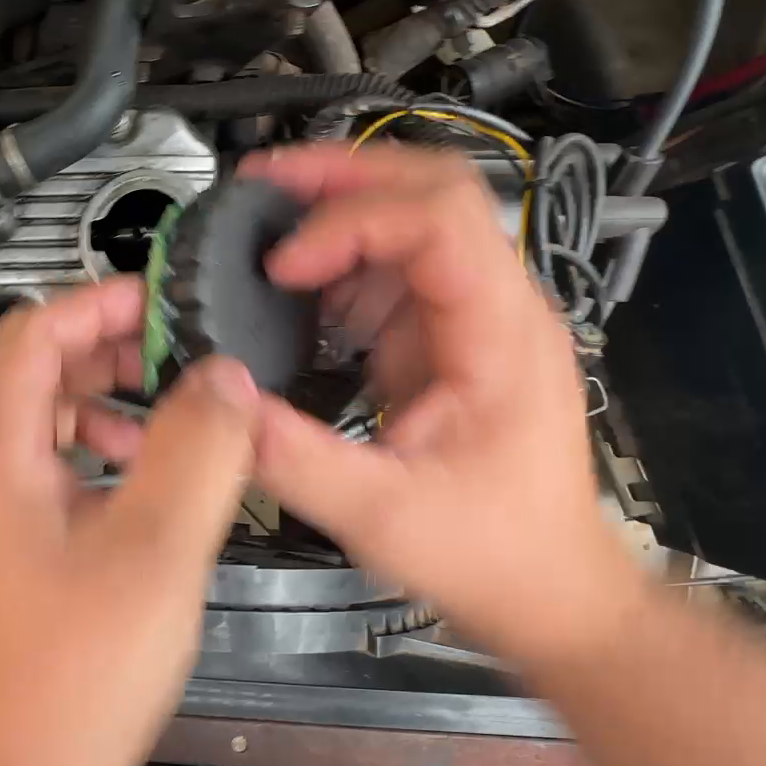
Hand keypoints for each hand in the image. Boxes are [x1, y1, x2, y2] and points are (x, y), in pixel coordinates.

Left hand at [0, 278, 261, 765]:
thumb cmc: (65, 684)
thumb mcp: (155, 551)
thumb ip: (196, 450)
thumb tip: (222, 381)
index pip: (34, 334)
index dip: (101, 304)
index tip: (164, 302)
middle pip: (39, 376)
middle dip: (113, 357)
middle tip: (185, 360)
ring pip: (47, 430)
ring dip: (110, 412)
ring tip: (176, 425)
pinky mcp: (1, 558)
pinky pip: (49, 481)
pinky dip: (99, 467)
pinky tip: (147, 494)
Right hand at [241, 145, 644, 662]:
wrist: (543, 588)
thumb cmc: (488, 552)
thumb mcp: (381, 512)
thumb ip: (296, 458)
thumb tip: (222, 404)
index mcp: (498, 334)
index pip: (437, 220)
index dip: (350, 222)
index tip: (281, 266)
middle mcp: (488, 309)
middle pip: (428, 192)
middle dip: (339, 177)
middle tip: (256, 184)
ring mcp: (463, 322)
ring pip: (403, 225)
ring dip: (330, 213)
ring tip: (257, 223)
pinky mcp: (435, 344)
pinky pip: (381, 277)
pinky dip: (327, 267)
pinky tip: (283, 288)